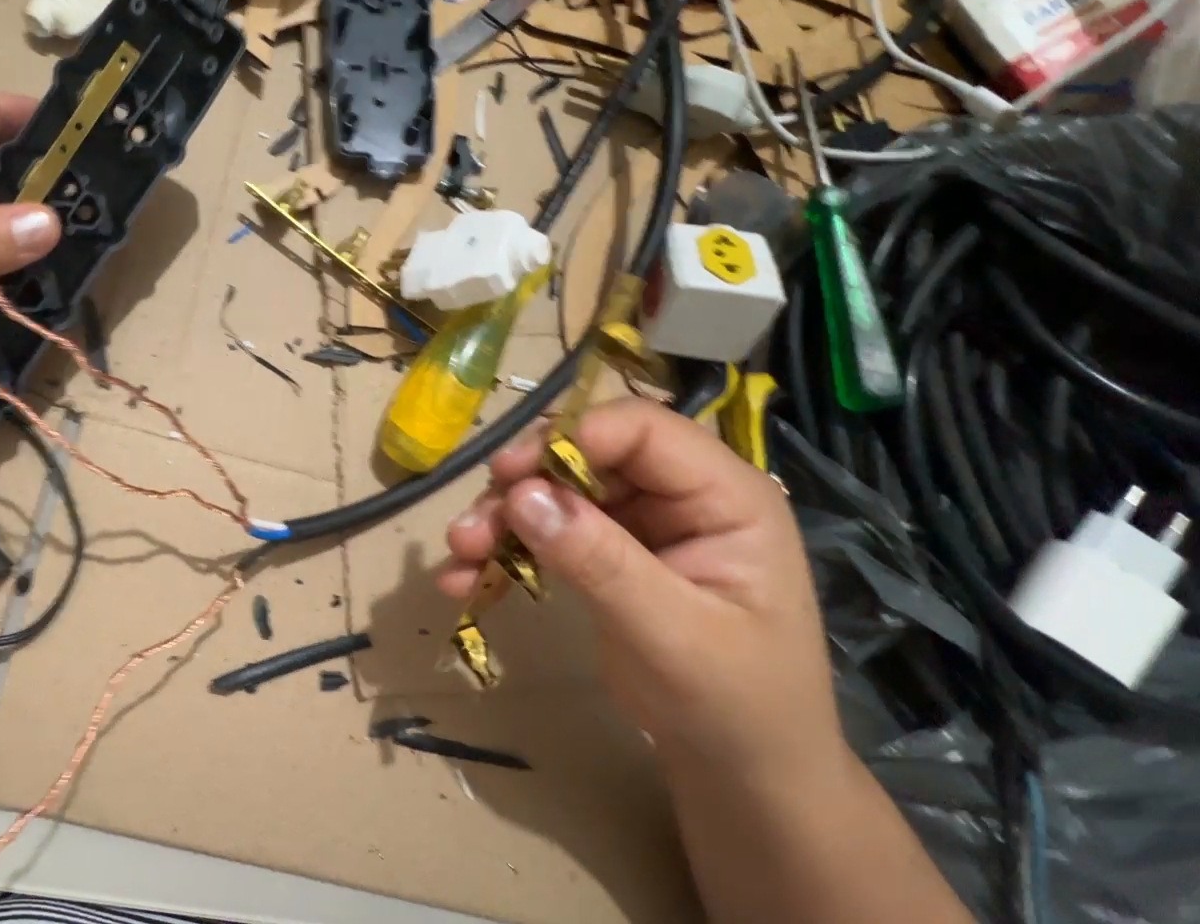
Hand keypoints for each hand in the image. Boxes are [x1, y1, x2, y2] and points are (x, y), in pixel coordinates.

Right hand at [442, 399, 844, 782]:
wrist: (741, 772)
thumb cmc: (733, 704)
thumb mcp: (670, 635)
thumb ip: (600, 562)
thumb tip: (522, 496)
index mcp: (726, 497)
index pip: (645, 430)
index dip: (574, 437)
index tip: (509, 474)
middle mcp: (681, 496)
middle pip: (588, 457)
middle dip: (522, 486)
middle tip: (470, 529)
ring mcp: (642, 524)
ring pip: (557, 491)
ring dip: (503, 518)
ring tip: (460, 556)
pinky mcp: (608, 552)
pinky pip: (548, 532)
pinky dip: (506, 551)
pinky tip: (466, 580)